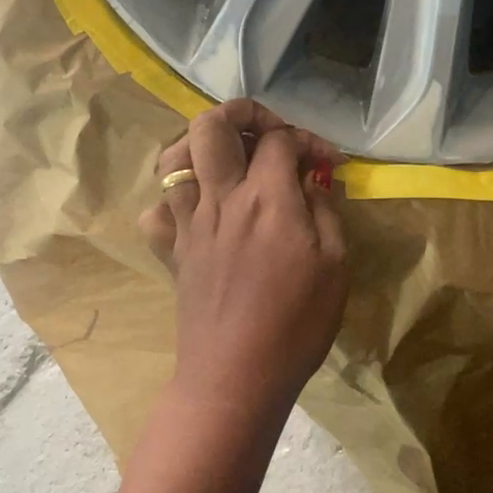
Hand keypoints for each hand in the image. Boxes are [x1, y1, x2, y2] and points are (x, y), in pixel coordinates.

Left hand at [142, 101, 347, 413]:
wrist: (236, 380)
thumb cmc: (296, 324)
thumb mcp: (335, 264)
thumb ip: (325, 209)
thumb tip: (313, 178)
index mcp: (266, 198)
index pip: (278, 138)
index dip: (308, 139)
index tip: (329, 164)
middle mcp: (220, 199)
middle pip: (210, 125)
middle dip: (242, 113)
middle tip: (269, 134)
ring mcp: (189, 224)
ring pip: (173, 157)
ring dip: (202, 145)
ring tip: (231, 159)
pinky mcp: (173, 252)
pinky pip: (158, 210)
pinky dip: (175, 199)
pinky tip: (201, 208)